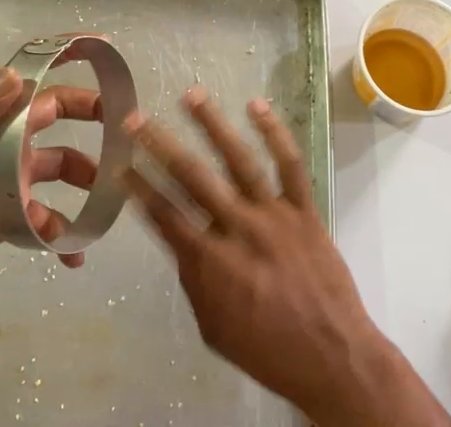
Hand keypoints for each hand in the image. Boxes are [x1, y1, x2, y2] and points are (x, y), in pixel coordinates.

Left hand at [0, 68, 99, 300]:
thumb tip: (15, 75)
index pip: (31, 78)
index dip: (62, 56)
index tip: (100, 45)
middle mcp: (6, 143)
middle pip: (57, 117)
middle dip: (90, 115)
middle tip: (122, 125)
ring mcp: (10, 180)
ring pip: (62, 168)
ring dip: (87, 177)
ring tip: (111, 194)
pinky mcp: (11, 217)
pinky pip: (48, 220)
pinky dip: (65, 234)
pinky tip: (77, 255)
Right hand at [124, 87, 450, 426]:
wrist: (331, 356)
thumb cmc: (266, 349)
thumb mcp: (212, 325)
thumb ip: (194, 277)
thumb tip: (180, 238)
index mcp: (208, 261)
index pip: (163, 212)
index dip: (137, 184)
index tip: (119, 161)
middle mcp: (237, 228)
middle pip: (191, 176)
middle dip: (159, 143)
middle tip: (135, 118)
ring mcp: (274, 214)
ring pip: (239, 159)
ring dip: (212, 124)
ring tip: (192, 94)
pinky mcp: (305, 210)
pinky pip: (290, 165)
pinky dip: (275, 133)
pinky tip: (257, 105)